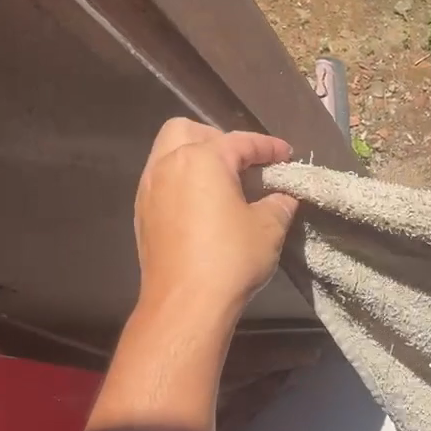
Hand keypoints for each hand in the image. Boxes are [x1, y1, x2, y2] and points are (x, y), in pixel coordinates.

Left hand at [132, 118, 298, 316]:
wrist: (187, 300)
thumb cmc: (232, 257)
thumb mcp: (269, 228)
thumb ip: (278, 204)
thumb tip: (282, 197)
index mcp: (202, 160)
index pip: (239, 141)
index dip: (267, 146)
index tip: (287, 154)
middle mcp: (168, 164)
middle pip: (188, 131)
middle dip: (219, 140)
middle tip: (245, 163)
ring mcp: (150, 188)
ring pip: (170, 154)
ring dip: (198, 160)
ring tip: (227, 184)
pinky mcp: (144, 212)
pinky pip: (164, 181)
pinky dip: (186, 182)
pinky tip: (207, 207)